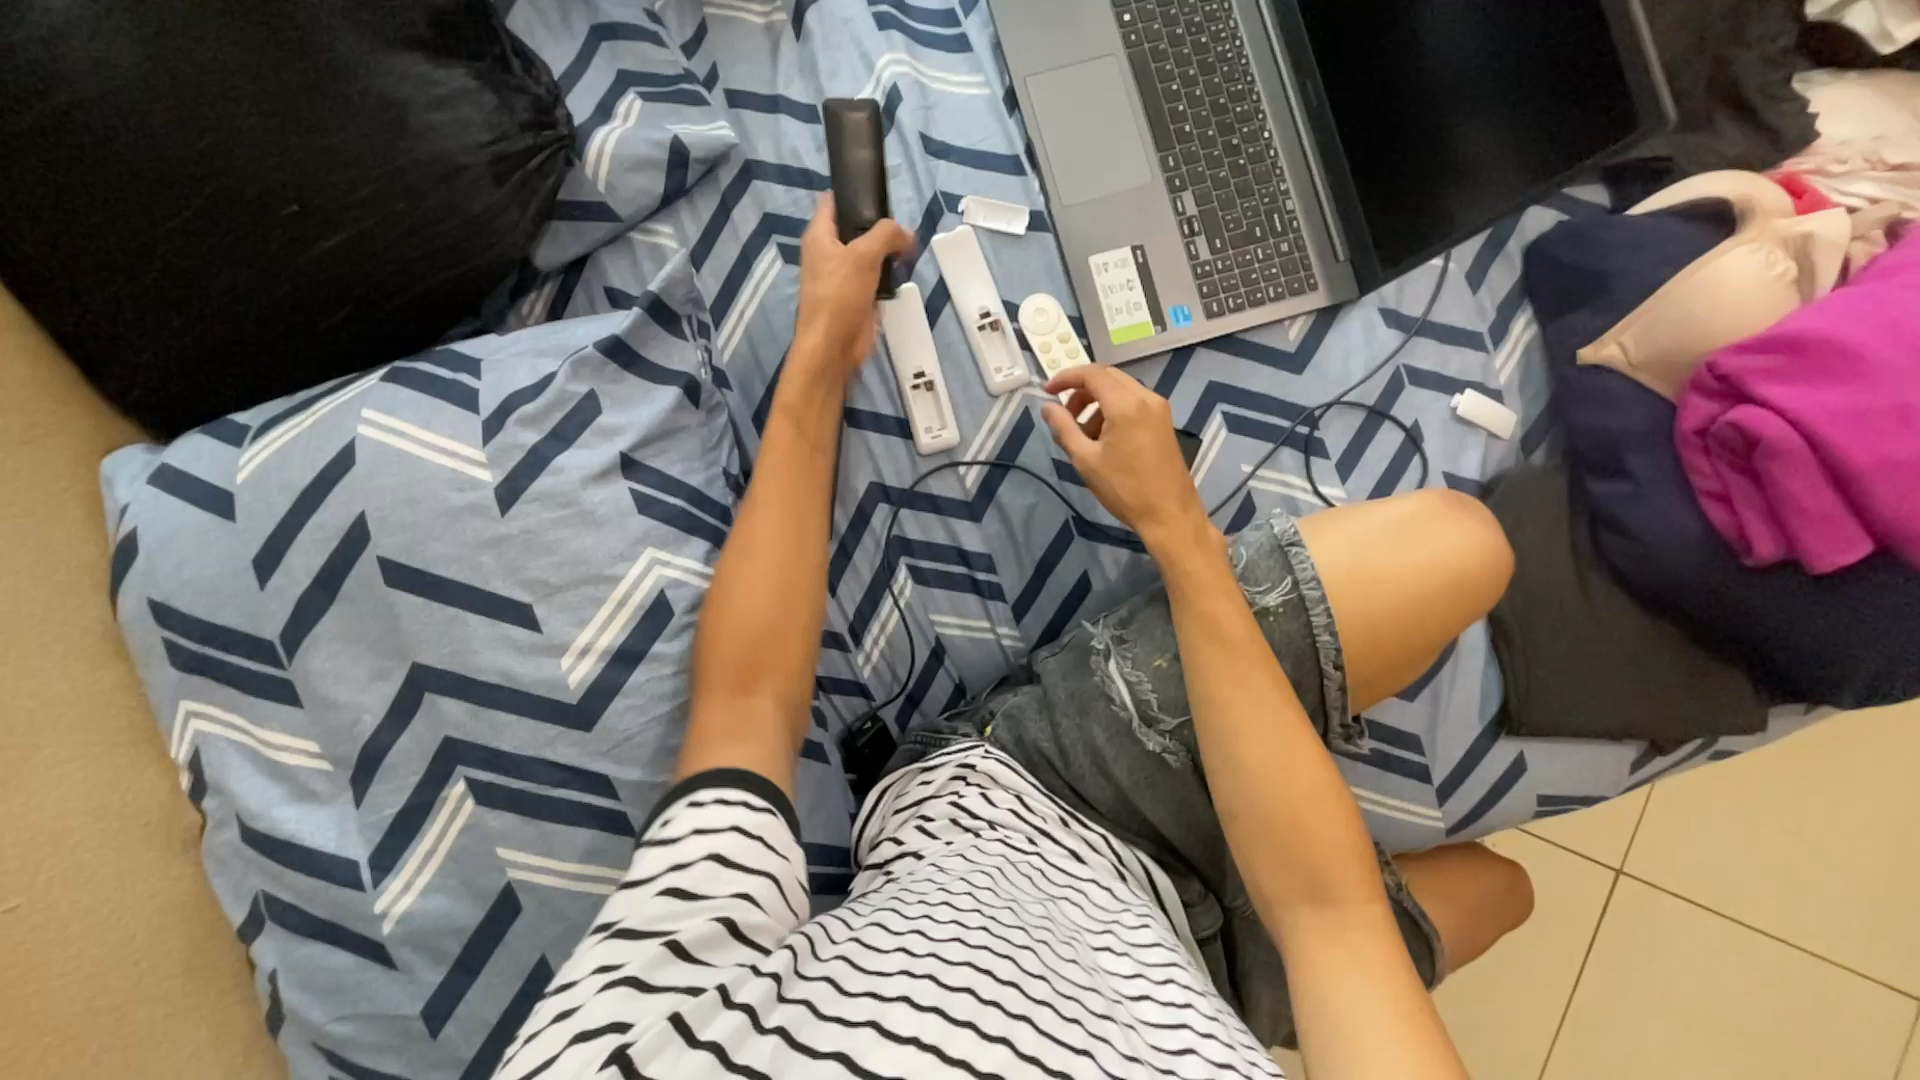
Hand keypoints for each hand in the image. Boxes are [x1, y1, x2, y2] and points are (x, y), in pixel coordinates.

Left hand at [791, 193, 914, 385]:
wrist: (834, 346)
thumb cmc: (840, 295)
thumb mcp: (864, 254)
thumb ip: (887, 234)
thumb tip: (907, 235)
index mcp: (819, 236)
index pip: (833, 201)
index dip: (854, 192)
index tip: (881, 193)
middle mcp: (828, 253)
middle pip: (856, 228)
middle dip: (880, 227)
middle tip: (904, 229)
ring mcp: (842, 276)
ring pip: (868, 254)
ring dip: (887, 253)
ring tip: (909, 250)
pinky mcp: (856, 297)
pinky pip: (875, 278)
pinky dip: (888, 276)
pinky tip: (903, 274)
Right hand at [1041, 366, 1220, 555]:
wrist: (1169, 513)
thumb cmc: (1124, 489)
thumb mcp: (1086, 460)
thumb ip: (1063, 428)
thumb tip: (1047, 407)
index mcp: (1126, 405)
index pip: (1091, 374)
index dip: (1066, 378)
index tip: (1048, 393)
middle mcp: (1146, 398)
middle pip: (1107, 377)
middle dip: (1081, 391)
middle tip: (1065, 415)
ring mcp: (1159, 408)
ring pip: (1121, 389)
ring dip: (1097, 402)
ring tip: (1083, 434)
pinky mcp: (1164, 421)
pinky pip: (1134, 402)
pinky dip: (1113, 410)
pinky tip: (1104, 439)